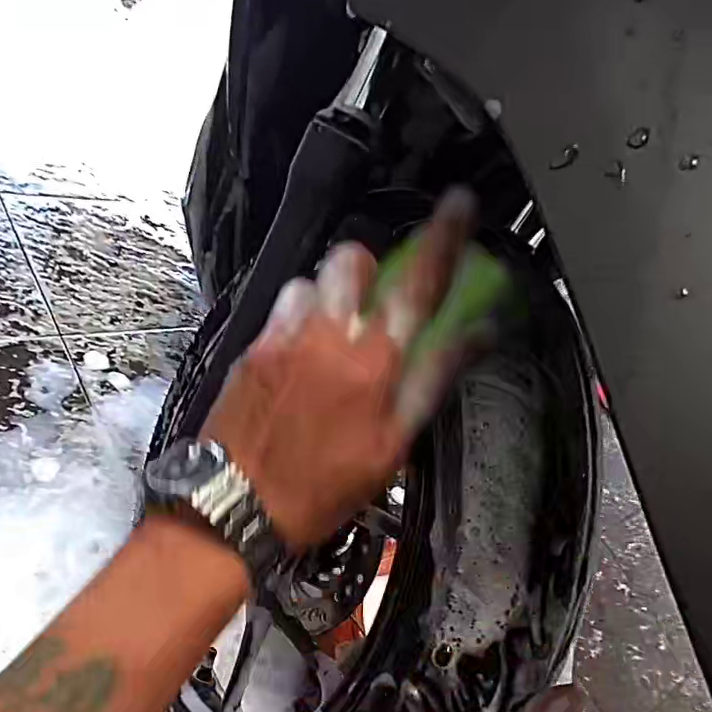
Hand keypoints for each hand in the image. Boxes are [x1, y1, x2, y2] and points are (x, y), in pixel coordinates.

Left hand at [202, 189, 478, 548]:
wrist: (235, 506)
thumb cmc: (315, 491)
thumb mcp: (388, 449)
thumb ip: (430, 382)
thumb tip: (475, 338)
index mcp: (371, 364)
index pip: (418, 282)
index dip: (444, 237)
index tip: (458, 206)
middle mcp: (324, 338)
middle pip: (352, 260)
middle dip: (369, 270)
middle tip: (373, 307)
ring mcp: (280, 340)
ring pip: (310, 282)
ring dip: (328, 298)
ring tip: (330, 339)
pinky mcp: (249, 351)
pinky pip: (278, 310)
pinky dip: (296, 319)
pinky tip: (298, 356)